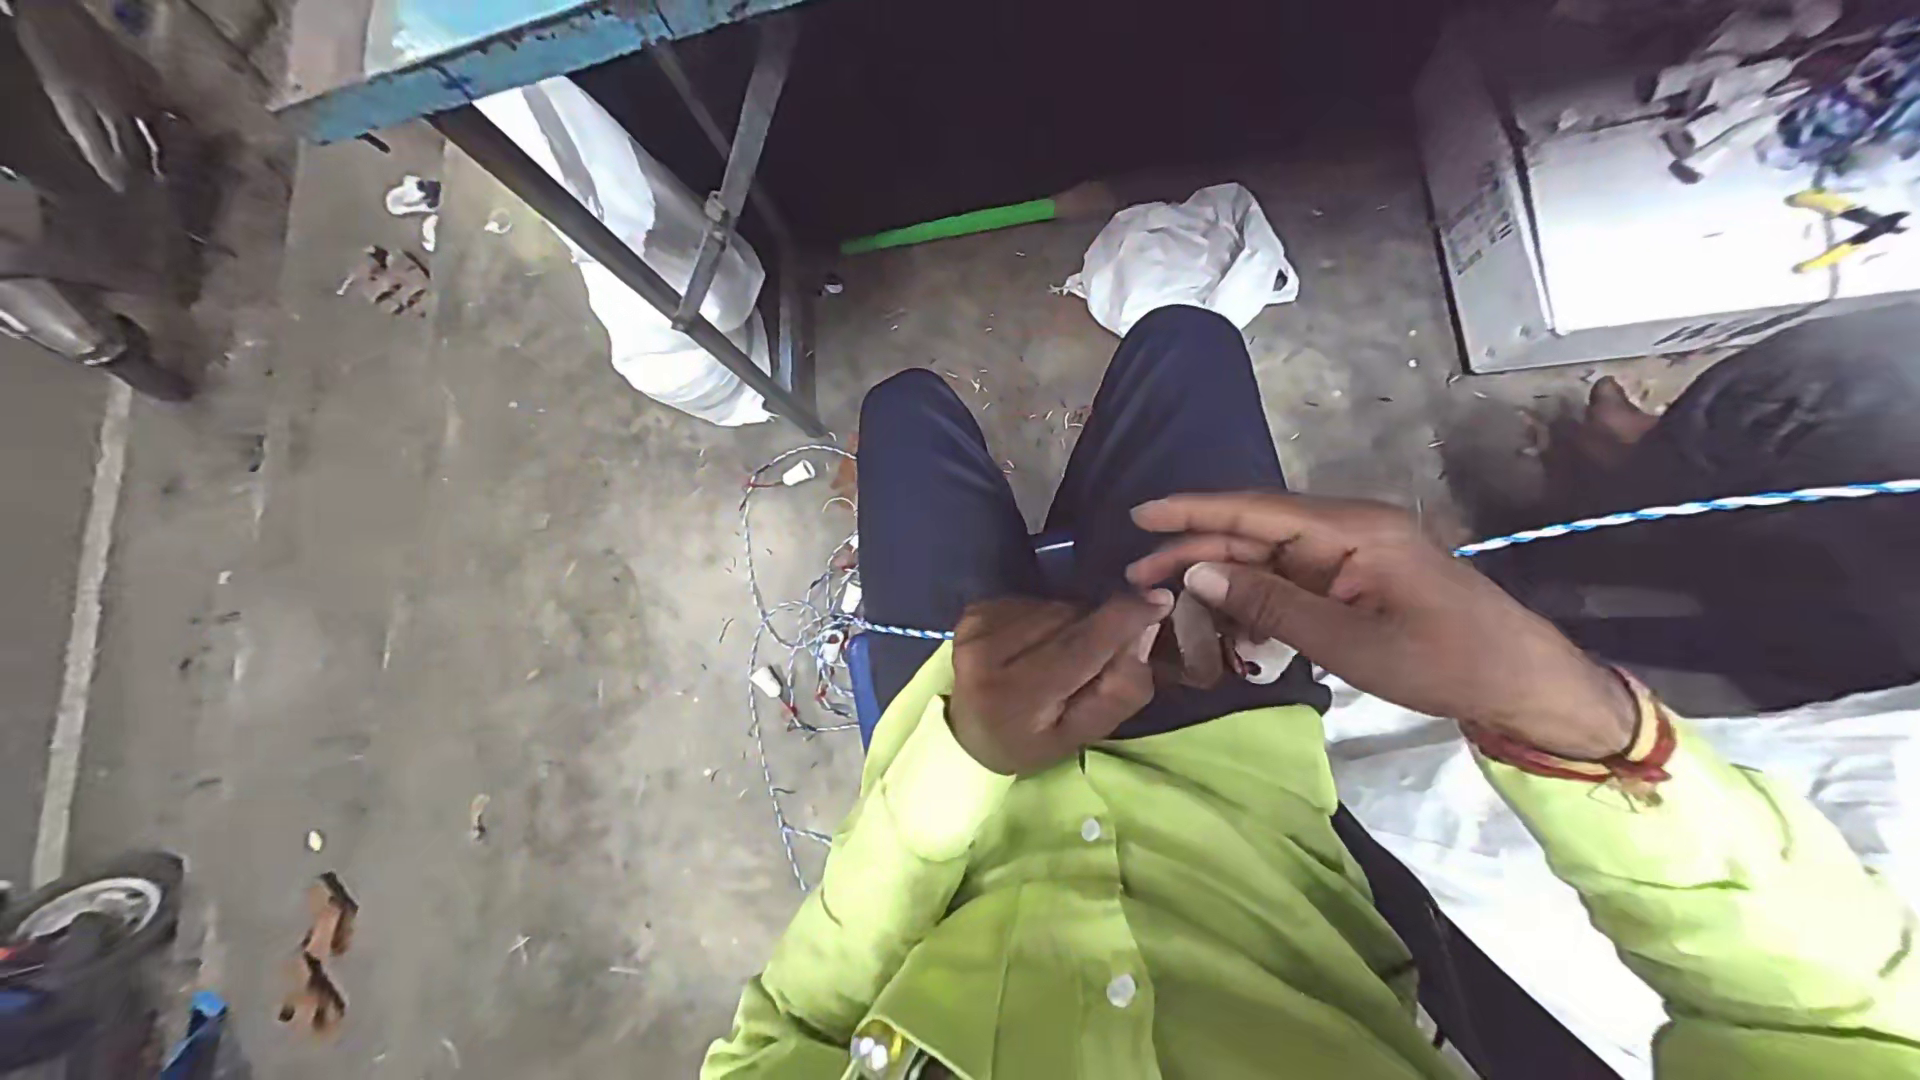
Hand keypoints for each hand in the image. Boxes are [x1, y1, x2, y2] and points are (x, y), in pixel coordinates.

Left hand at [949, 591, 1172, 774]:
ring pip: (1055, 605)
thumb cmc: (1028, 740)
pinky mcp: (974, 611)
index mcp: (1015, 693)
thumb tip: (1141, 635)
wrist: (968, 731)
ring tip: (1064, 652)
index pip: (1079, 645)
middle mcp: (988, 652)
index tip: (1160, 601)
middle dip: (1100, 626)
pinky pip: (1034, 601)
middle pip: (1070, 619)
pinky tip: (1038, 641)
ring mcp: (977, 626)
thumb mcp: (1078, 736)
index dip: (1122, 619)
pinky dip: (1049, 616)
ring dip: (1074, 621)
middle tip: (1103, 652)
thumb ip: (1116, 692)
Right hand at [1128, 493, 1634, 759]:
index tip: (1141, 515)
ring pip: (1262, 555)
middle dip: (1192, 549)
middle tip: (1140, 575)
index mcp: (1350, 530)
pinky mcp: (1347, 576)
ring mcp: (1346, 552)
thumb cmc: (1444, 661)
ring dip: (1217, 576)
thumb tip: (1197, 574)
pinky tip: (1223, 618)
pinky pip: (1284, 578)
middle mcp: (1343, 529)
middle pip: (1250, 530)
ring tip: (1169, 598)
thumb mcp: (1349, 641)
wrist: (1524, 686)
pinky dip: (1249, 596)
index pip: (1254, 510)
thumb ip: (1268, 604)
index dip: (1192, 511)